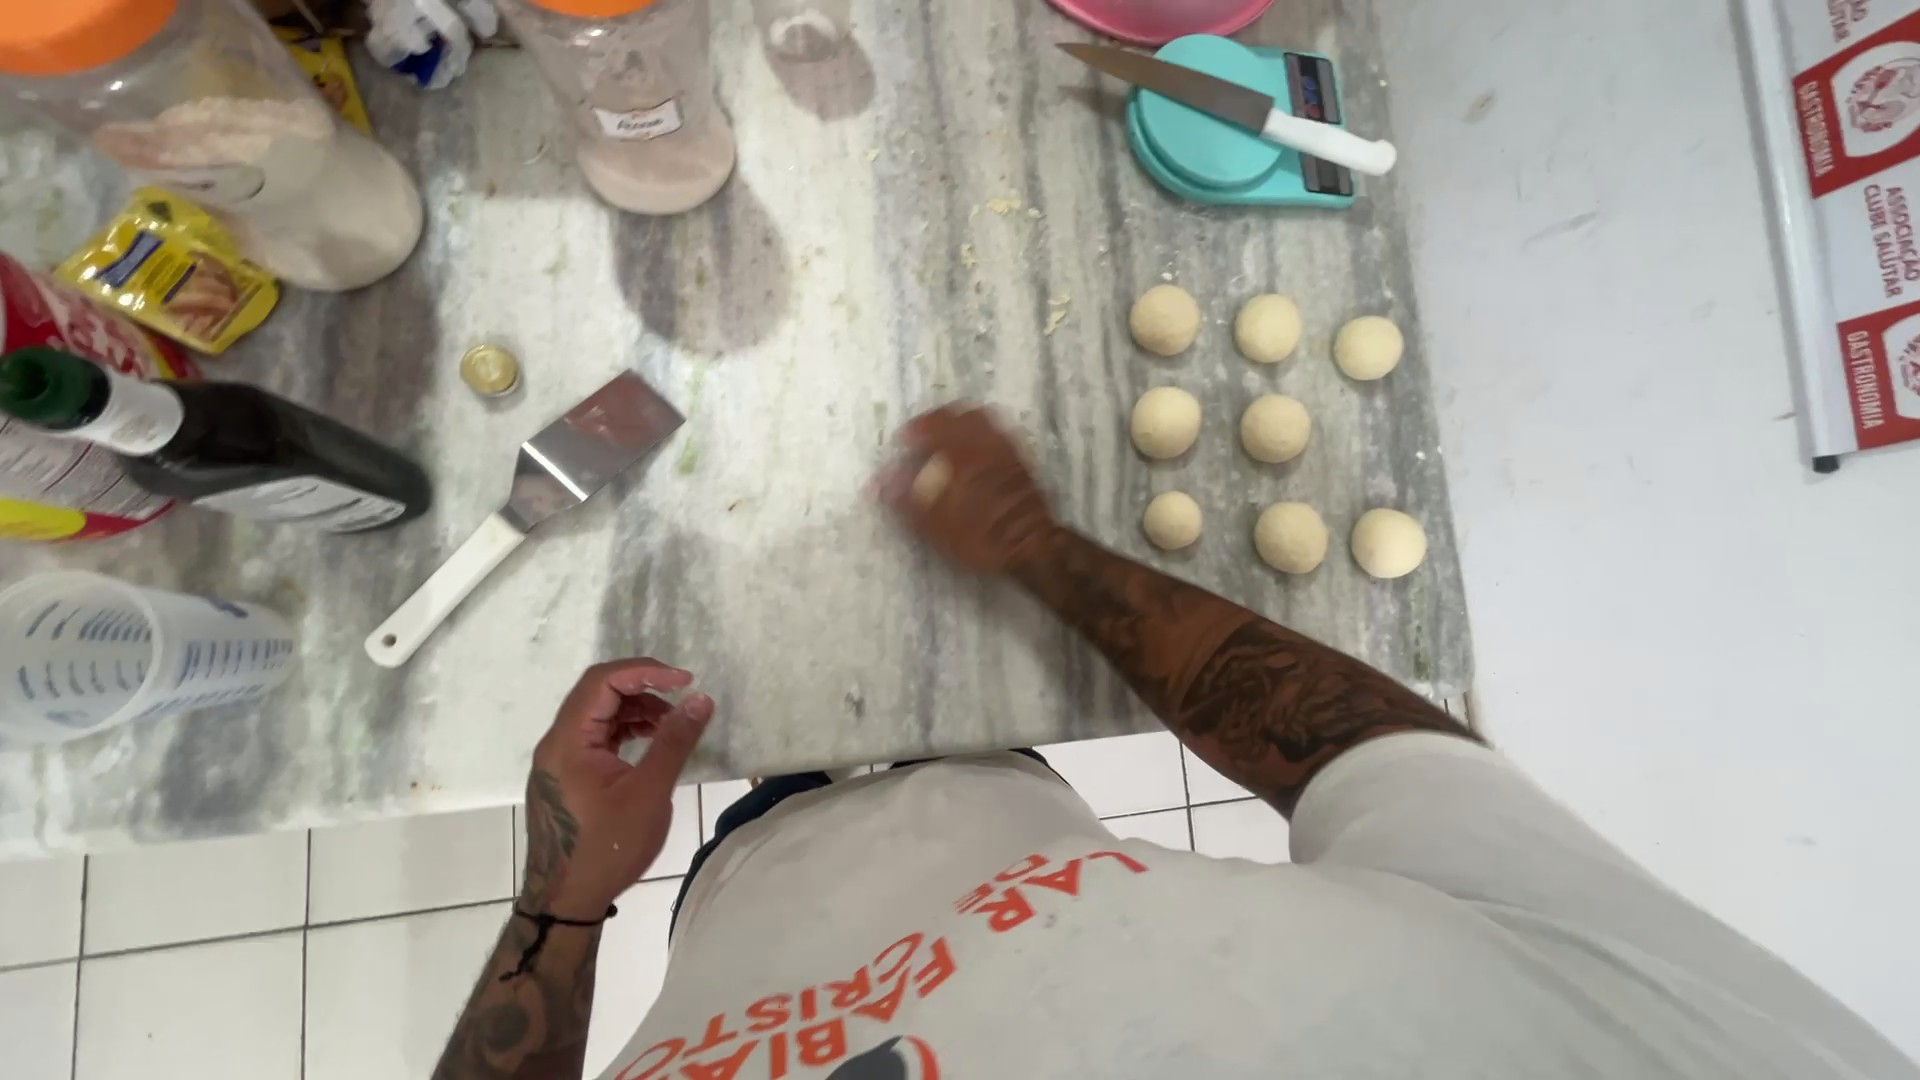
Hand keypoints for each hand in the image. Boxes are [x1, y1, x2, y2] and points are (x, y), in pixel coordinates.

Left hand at [520, 658, 713, 918]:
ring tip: (673, 722)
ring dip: (638, 708)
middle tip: (682, 693)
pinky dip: (628, 729)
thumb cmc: (607, 848)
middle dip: (643, 686)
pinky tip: (653, 741)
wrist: (564, 904)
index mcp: (568, 742)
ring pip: (599, 714)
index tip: (685, 680)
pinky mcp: (569, 776)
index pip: (602, 682)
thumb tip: (700, 699)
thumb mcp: (649, 792)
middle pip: (598, 693)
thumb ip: (674, 741)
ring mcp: (560, 761)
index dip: (645, 671)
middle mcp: (558, 743)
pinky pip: (598, 736)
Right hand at [876, 404, 1058, 574]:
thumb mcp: (934, 524)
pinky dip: (983, 437)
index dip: (916, 428)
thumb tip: (877, 483)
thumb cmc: (980, 536)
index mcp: (962, 451)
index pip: (935, 423)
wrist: (1030, 546)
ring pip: (984, 419)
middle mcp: (987, 442)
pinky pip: (1000, 435)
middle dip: (941, 420)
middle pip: (962, 413)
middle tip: (926, 436)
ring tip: (950, 442)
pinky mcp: (1022, 461)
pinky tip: (976, 457)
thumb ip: (904, 498)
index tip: (904, 439)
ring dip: (963, 425)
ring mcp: (1008, 449)